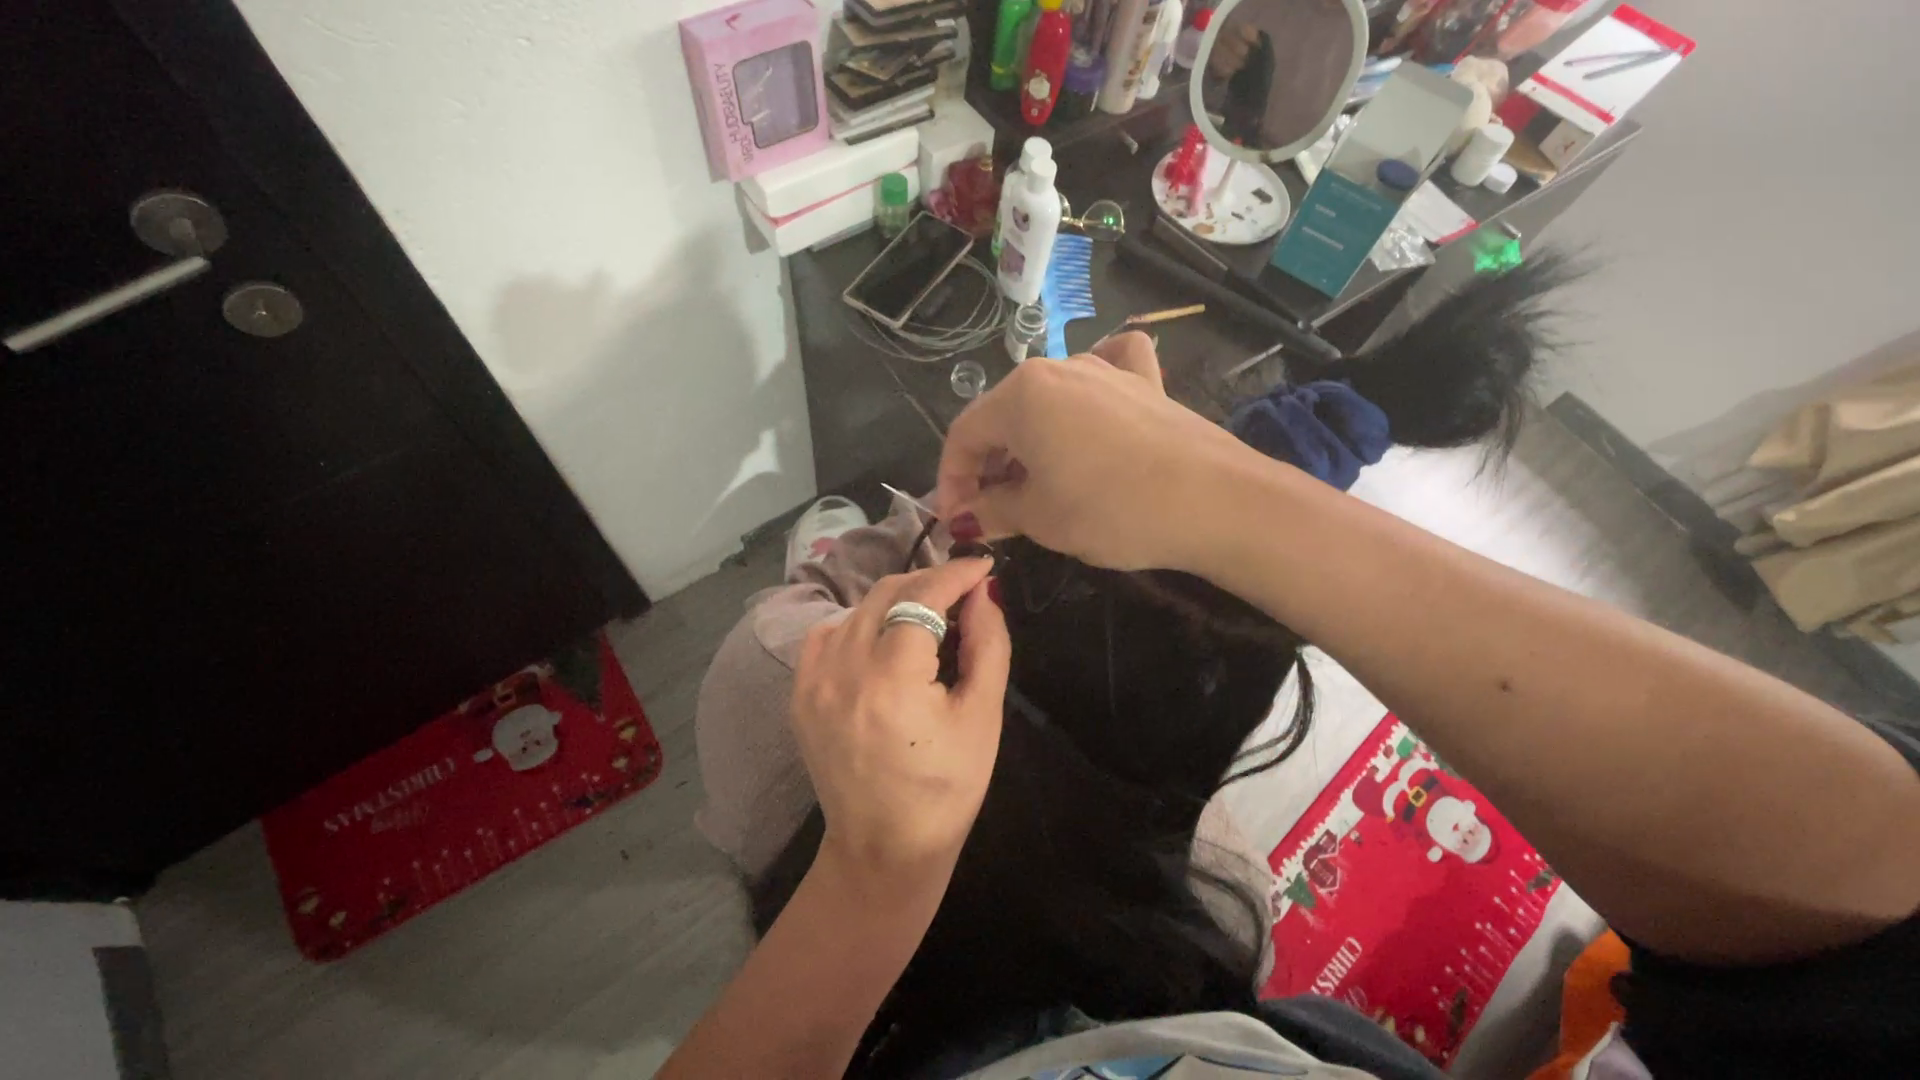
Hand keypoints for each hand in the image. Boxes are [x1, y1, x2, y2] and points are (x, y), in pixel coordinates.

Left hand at [791, 557, 1009, 888]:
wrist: (883, 848)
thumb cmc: (946, 789)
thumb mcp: (983, 717)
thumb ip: (988, 645)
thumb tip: (985, 592)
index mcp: (892, 680)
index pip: (922, 597)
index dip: (956, 573)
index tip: (982, 565)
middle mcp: (842, 671)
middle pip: (886, 593)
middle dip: (928, 582)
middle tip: (962, 591)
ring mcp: (812, 682)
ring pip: (856, 609)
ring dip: (896, 601)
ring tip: (930, 617)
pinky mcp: (799, 694)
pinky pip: (829, 634)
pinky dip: (860, 624)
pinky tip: (884, 642)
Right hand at [934, 332, 1258, 571]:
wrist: (1214, 502)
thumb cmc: (1111, 510)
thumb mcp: (1040, 518)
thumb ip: (992, 511)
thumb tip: (964, 518)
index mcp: (1020, 395)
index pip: (964, 435)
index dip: (951, 480)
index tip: (956, 520)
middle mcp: (1057, 368)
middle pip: (1004, 415)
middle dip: (990, 464)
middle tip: (992, 512)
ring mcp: (1105, 369)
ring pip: (1048, 401)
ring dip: (1030, 442)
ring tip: (1036, 485)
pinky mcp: (1144, 381)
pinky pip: (1104, 374)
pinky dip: (1087, 394)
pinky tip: (1092, 410)